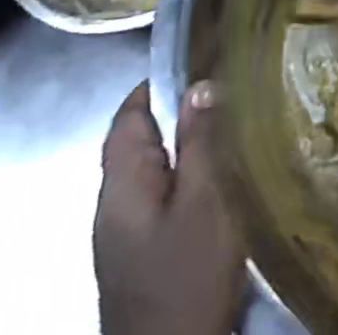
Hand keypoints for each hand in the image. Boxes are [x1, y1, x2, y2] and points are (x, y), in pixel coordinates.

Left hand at [95, 81, 245, 334]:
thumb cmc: (188, 274)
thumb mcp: (204, 201)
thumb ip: (199, 143)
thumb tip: (200, 85)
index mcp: (121, 185)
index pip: (127, 117)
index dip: (156, 84)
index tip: (198, 63)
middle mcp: (112, 203)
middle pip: (135, 141)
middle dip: (173, 112)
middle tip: (223, 94)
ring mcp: (122, 232)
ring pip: (148, 168)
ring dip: (180, 144)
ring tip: (226, 128)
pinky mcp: (138, 252)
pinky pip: (156, 194)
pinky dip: (181, 173)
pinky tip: (213, 178)